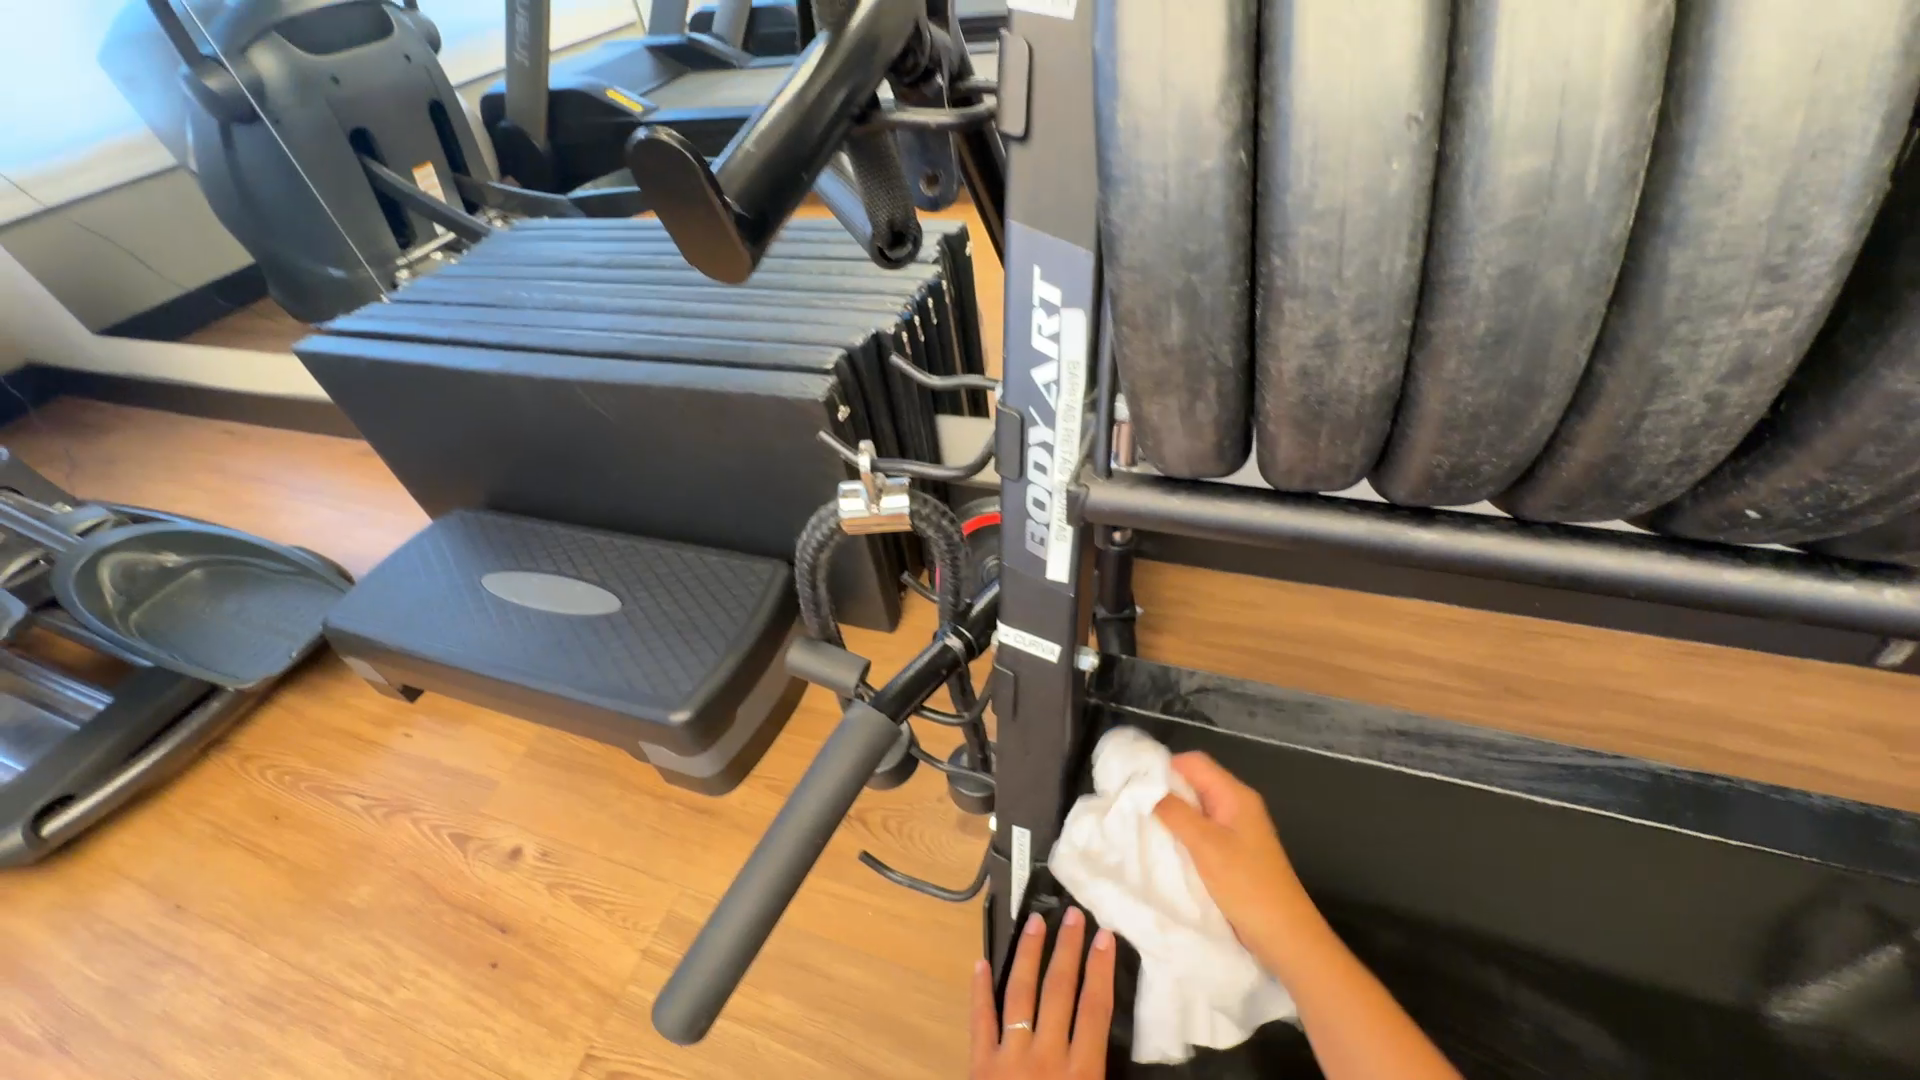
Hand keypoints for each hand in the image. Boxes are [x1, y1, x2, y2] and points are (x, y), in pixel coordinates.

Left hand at [970, 907, 1115, 1079]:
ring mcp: (1009, 1057)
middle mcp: (1046, 1056)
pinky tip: (980, 962)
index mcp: (1081, 1073)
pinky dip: (980, 991)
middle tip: (1072, 914)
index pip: (1095, 1009)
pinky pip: (980, 1021)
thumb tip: (1100, 1027)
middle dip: (1067, 949)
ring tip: (1035, 922)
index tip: (1104, 935)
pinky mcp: (980, 1066)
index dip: (1100, 969)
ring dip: (1028, 955)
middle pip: (1058, 991)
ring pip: (1020, 994)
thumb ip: (1096, 1069)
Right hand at [1152, 751, 1328, 977]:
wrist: (1284, 936)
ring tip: (1139, 821)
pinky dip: (1181, 832)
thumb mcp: (1206, 845)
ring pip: (1195, 808)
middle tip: (1130, 801)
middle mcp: (1236, 806)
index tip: (1132, 780)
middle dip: (1163, 789)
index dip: (1163, 765)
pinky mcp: (1231, 852)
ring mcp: (1235, 830)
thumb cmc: (1247, 885)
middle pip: (1194, 782)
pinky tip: (1162, 844)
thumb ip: (1174, 812)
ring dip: (1170, 812)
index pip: (1194, 762)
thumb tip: (1143, 787)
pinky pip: (1200, 830)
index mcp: (1235, 795)